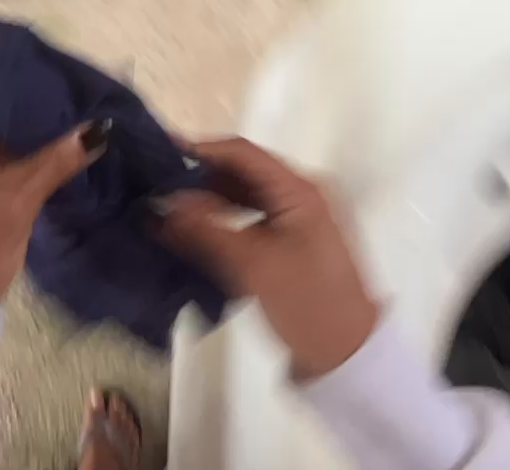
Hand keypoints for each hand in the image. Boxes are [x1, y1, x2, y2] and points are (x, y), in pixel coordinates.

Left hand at [0, 79, 109, 309]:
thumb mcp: (16, 201)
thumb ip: (58, 158)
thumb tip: (102, 126)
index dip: (33, 67)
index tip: (73, 69)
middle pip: (0, 96)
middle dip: (42, 96)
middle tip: (89, 95)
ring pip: (2, 124)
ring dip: (37, 123)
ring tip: (85, 115)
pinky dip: (26, 146)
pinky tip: (63, 146)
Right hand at [160, 137, 379, 379]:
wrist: (352, 360)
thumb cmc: (308, 305)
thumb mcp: (252, 265)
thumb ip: (204, 228)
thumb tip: (162, 202)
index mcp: (300, 189)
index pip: (242, 152)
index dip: (200, 148)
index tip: (160, 151)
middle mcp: (302, 193)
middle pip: (243, 171)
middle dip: (200, 176)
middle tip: (158, 185)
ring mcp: (300, 216)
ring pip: (245, 194)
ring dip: (210, 200)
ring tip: (168, 208)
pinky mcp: (295, 239)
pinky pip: (253, 216)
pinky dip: (225, 220)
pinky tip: (194, 232)